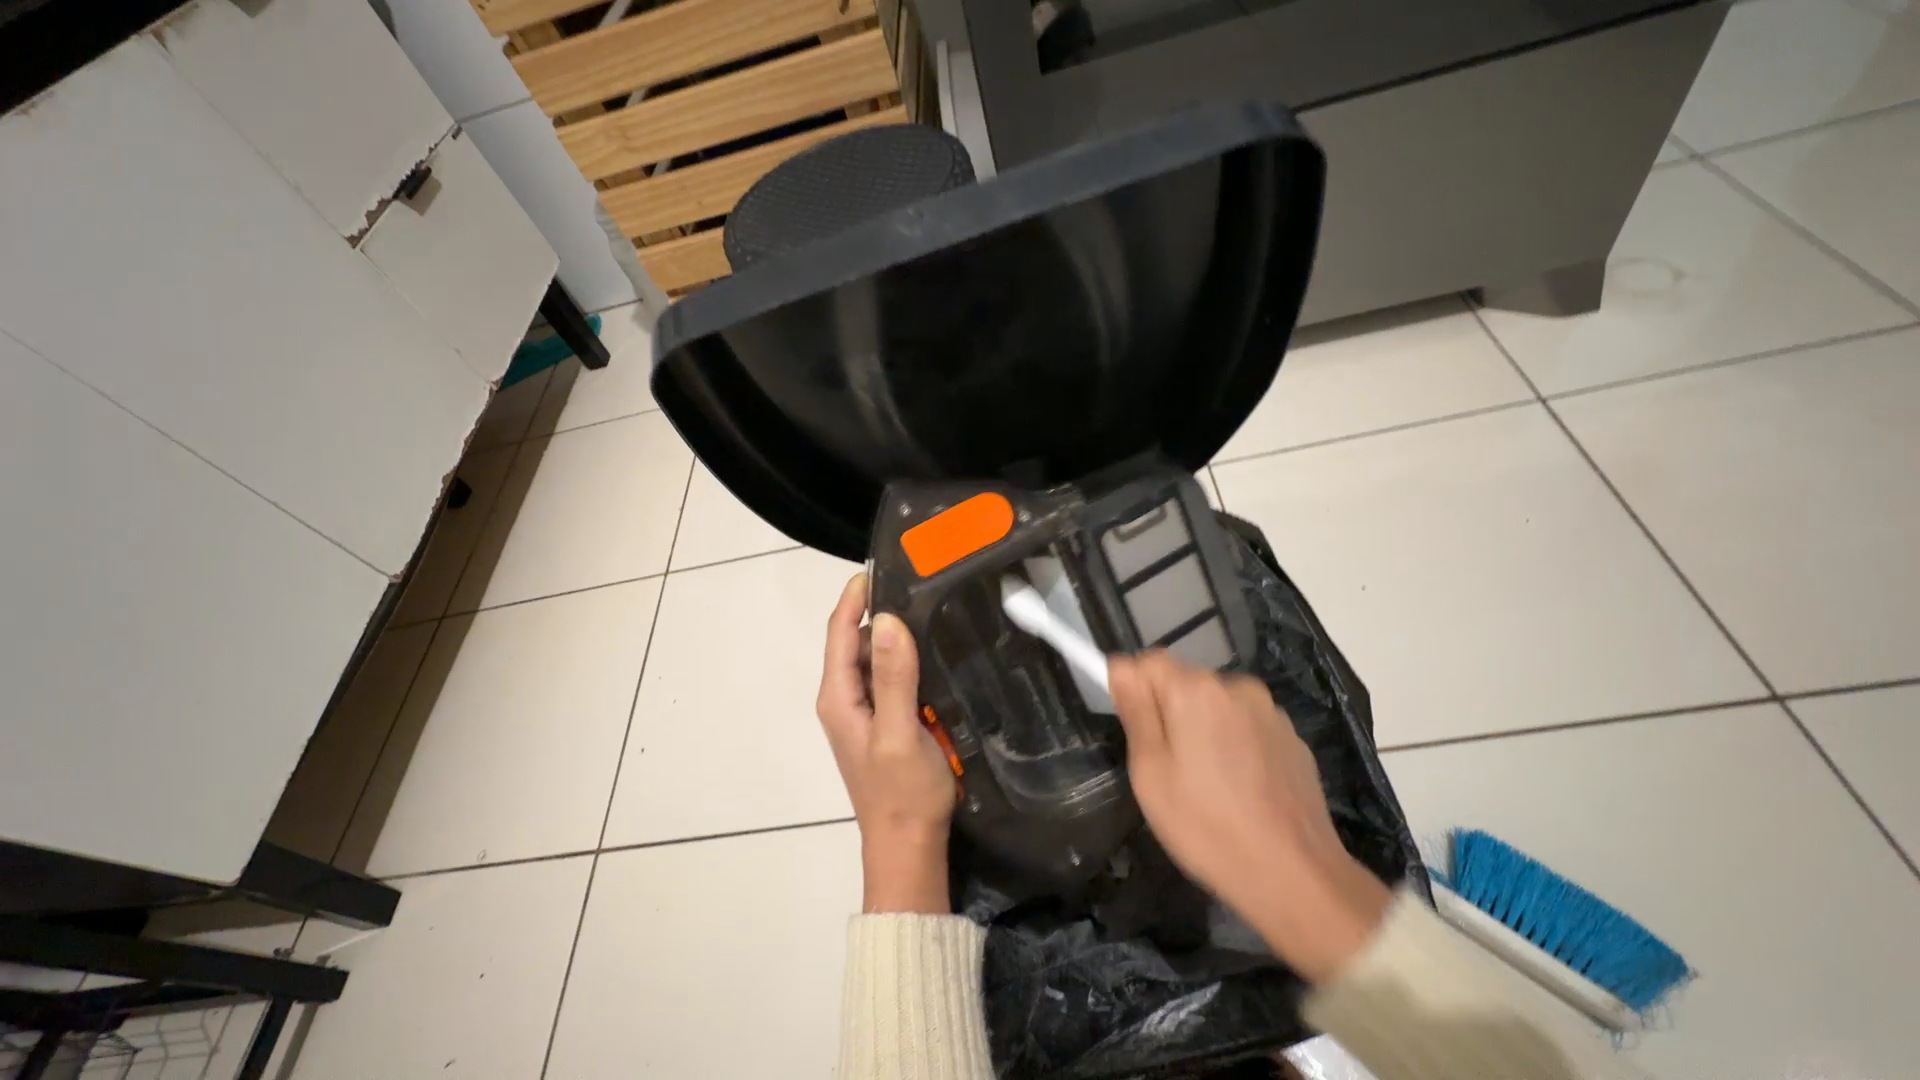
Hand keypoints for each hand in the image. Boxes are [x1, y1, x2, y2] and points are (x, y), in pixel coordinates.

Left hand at [817, 572, 955, 913]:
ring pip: (876, 661)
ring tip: (933, 612)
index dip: (855, 597)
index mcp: (839, 696)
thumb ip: (894, 677)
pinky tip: (935, 656)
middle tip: (922, 586)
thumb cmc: (902, 791)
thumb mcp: (899, 731)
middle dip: (881, 613)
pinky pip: (890, 681)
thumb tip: (889, 618)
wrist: (908, 846)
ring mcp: (863, 713)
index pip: (840, 632)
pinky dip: (906, 664)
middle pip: (857, 642)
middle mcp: (844, 699)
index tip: (882, 567)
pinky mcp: (883, 724)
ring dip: (897, 639)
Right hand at [1108, 651, 1390, 982]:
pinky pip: (1247, 727)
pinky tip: (1240, 790)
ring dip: (1204, 728)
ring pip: (1218, 706)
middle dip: (1169, 712)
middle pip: (1185, 682)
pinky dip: (1235, 746)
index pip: (1148, 660)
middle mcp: (1237, 687)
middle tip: (1165, 767)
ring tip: (1206, 784)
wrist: (1294, 875)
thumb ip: (1136, 711)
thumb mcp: (1151, 773)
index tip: (1132, 728)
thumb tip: (1121, 666)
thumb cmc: (1206, 826)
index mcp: (1196, 690)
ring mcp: (1271, 713)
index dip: (1133, 688)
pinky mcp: (1293, 739)